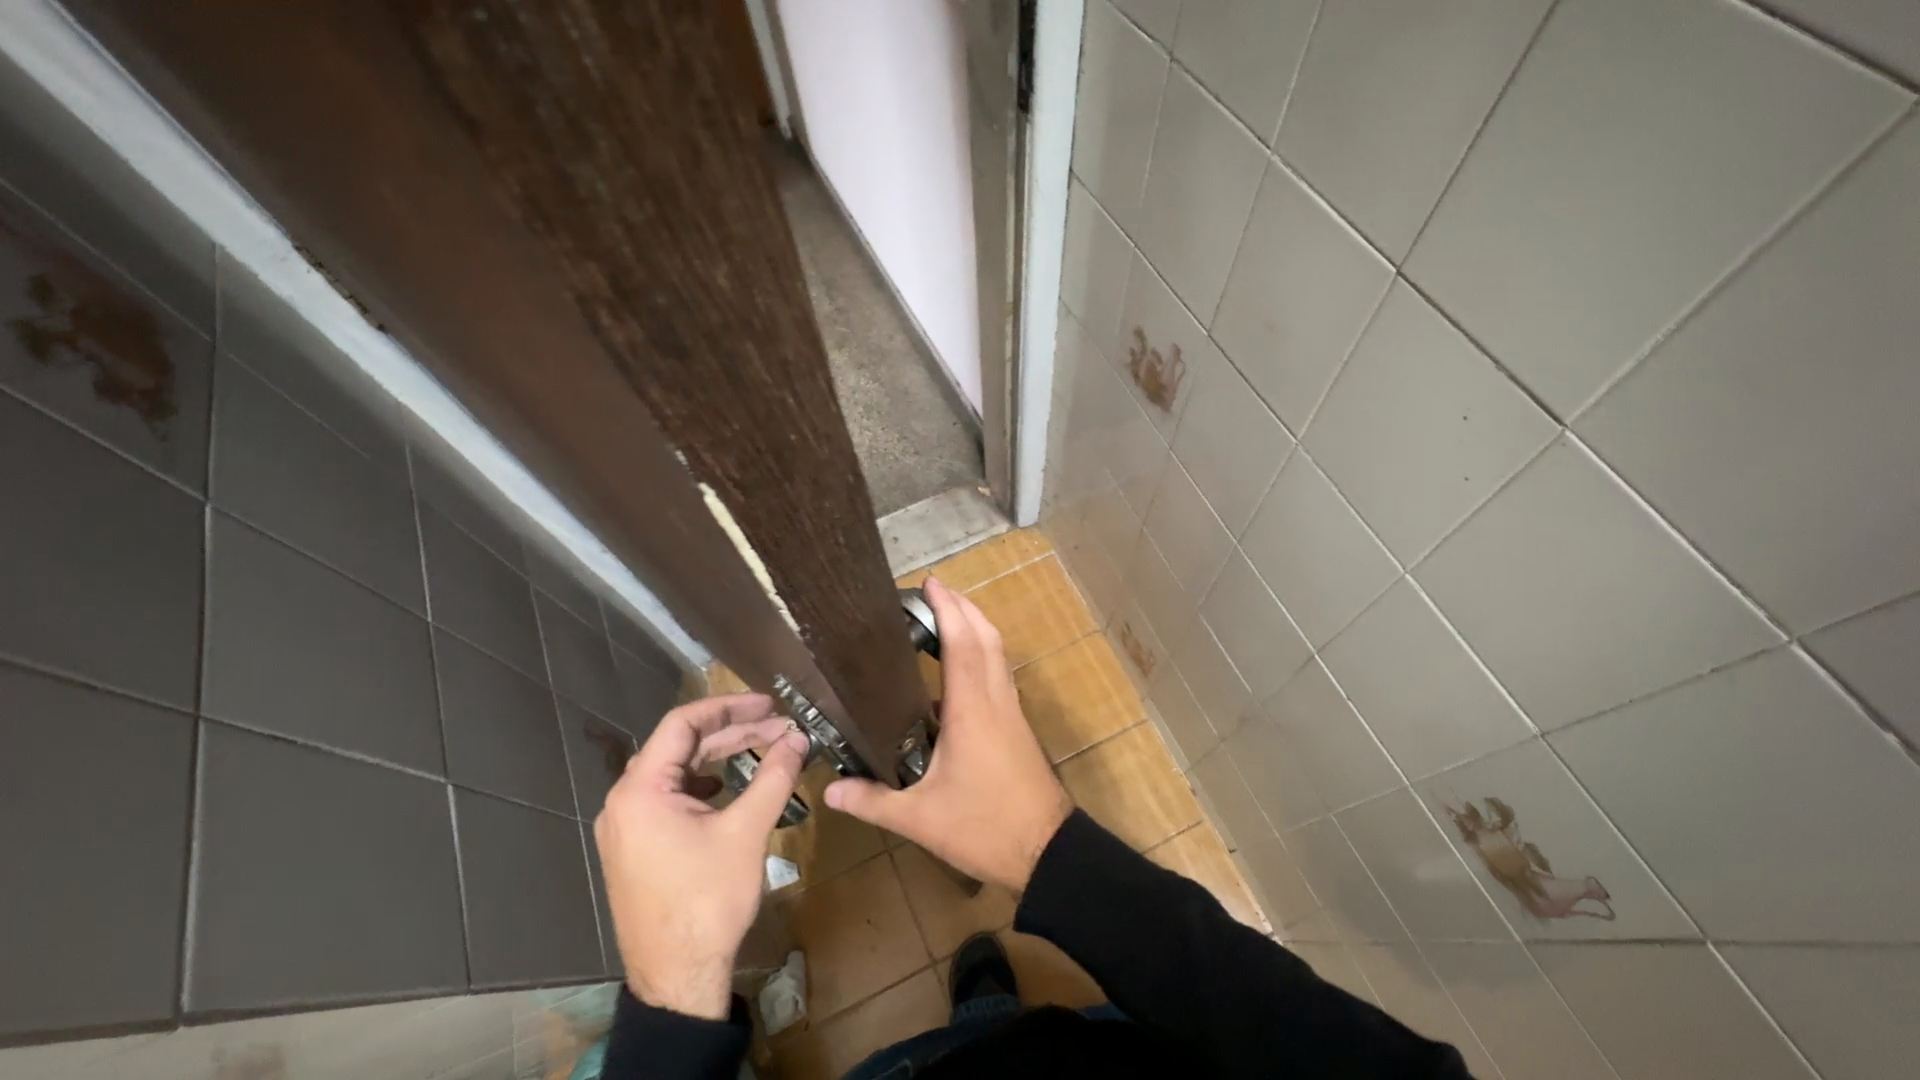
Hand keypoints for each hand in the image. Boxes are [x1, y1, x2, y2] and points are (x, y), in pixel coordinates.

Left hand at [595, 693, 810, 1018]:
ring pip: (674, 773)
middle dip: (732, 734)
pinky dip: (702, 786)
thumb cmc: (708, 900)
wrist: (676, 977)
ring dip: (718, 759)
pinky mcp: (634, 849)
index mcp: (641, 789)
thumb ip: (774, 776)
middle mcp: (624, 801)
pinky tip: (728, 791)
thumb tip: (798, 738)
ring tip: (762, 751)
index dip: (728, 707)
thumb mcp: (747, 832)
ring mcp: (625, 827)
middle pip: (679, 747)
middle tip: (778, 727)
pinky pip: (667, 799)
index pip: (682, 724)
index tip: (768, 704)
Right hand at [826, 577, 1071, 891]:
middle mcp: (995, 702)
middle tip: (934, 592)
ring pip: (998, 656)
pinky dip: (982, 656)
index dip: (948, 609)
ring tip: (946, 619)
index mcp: (971, 711)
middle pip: (987, 638)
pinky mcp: (1017, 729)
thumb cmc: (985, 828)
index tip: (930, 583)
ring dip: (977, 629)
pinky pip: (999, 677)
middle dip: (964, 608)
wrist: (1048, 852)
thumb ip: (873, 801)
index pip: (961, 644)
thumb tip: (830, 790)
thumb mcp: (920, 819)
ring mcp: (1011, 714)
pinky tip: (959, 674)